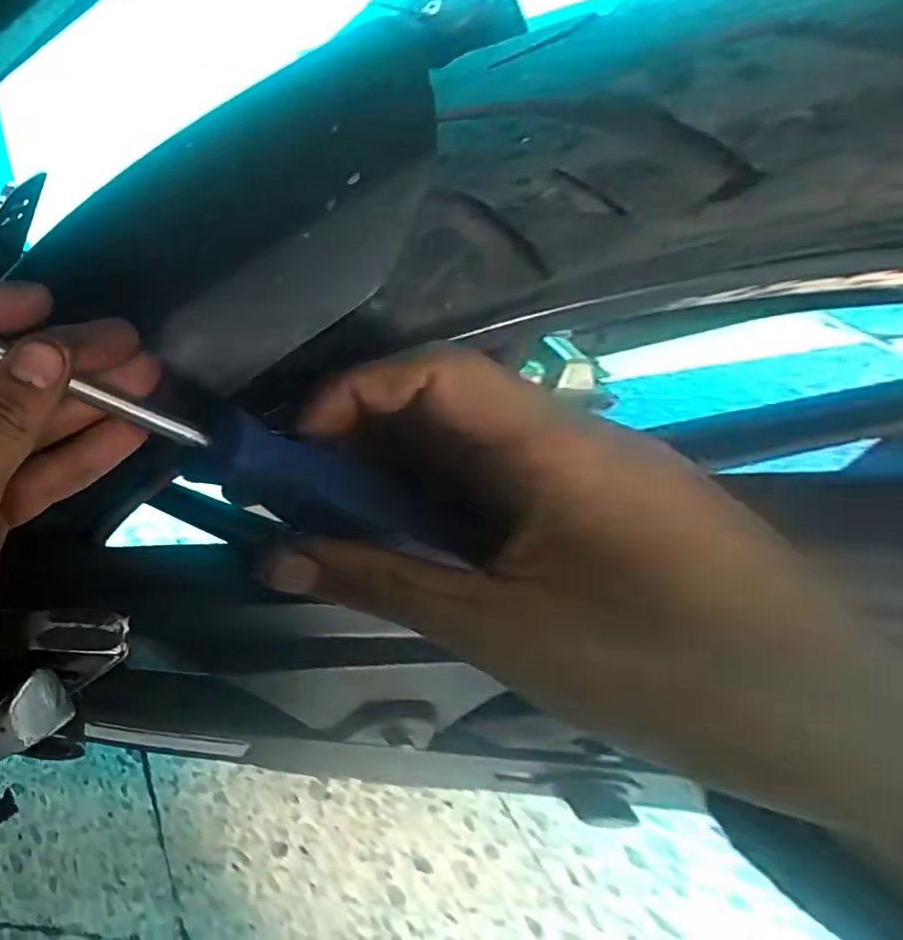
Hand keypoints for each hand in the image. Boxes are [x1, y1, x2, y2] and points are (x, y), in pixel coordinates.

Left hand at [0, 282, 158, 788]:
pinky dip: (74, 455)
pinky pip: (31, 475)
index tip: (45, 304)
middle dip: (55, 366)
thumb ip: (2, 422)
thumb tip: (48, 348)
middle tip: (126, 344)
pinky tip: (126, 432)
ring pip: (18, 429)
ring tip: (145, 379)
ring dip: (78, 407)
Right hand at [266, 348, 902, 845]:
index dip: (354, 391)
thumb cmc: (672, 672)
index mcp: (559, 449)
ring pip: (454, 444)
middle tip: (294, 490)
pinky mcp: (583, 508)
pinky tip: (394, 537)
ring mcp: (578, 474)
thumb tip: (267, 559)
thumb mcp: (498, 630)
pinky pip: (481, 481)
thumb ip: (375, 582)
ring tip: (328, 517)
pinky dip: (420, 499)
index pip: (440, 371)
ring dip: (381, 472)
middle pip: (435, 403)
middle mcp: (567, 441)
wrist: (849, 739)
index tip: (299, 446)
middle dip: (350, 437)